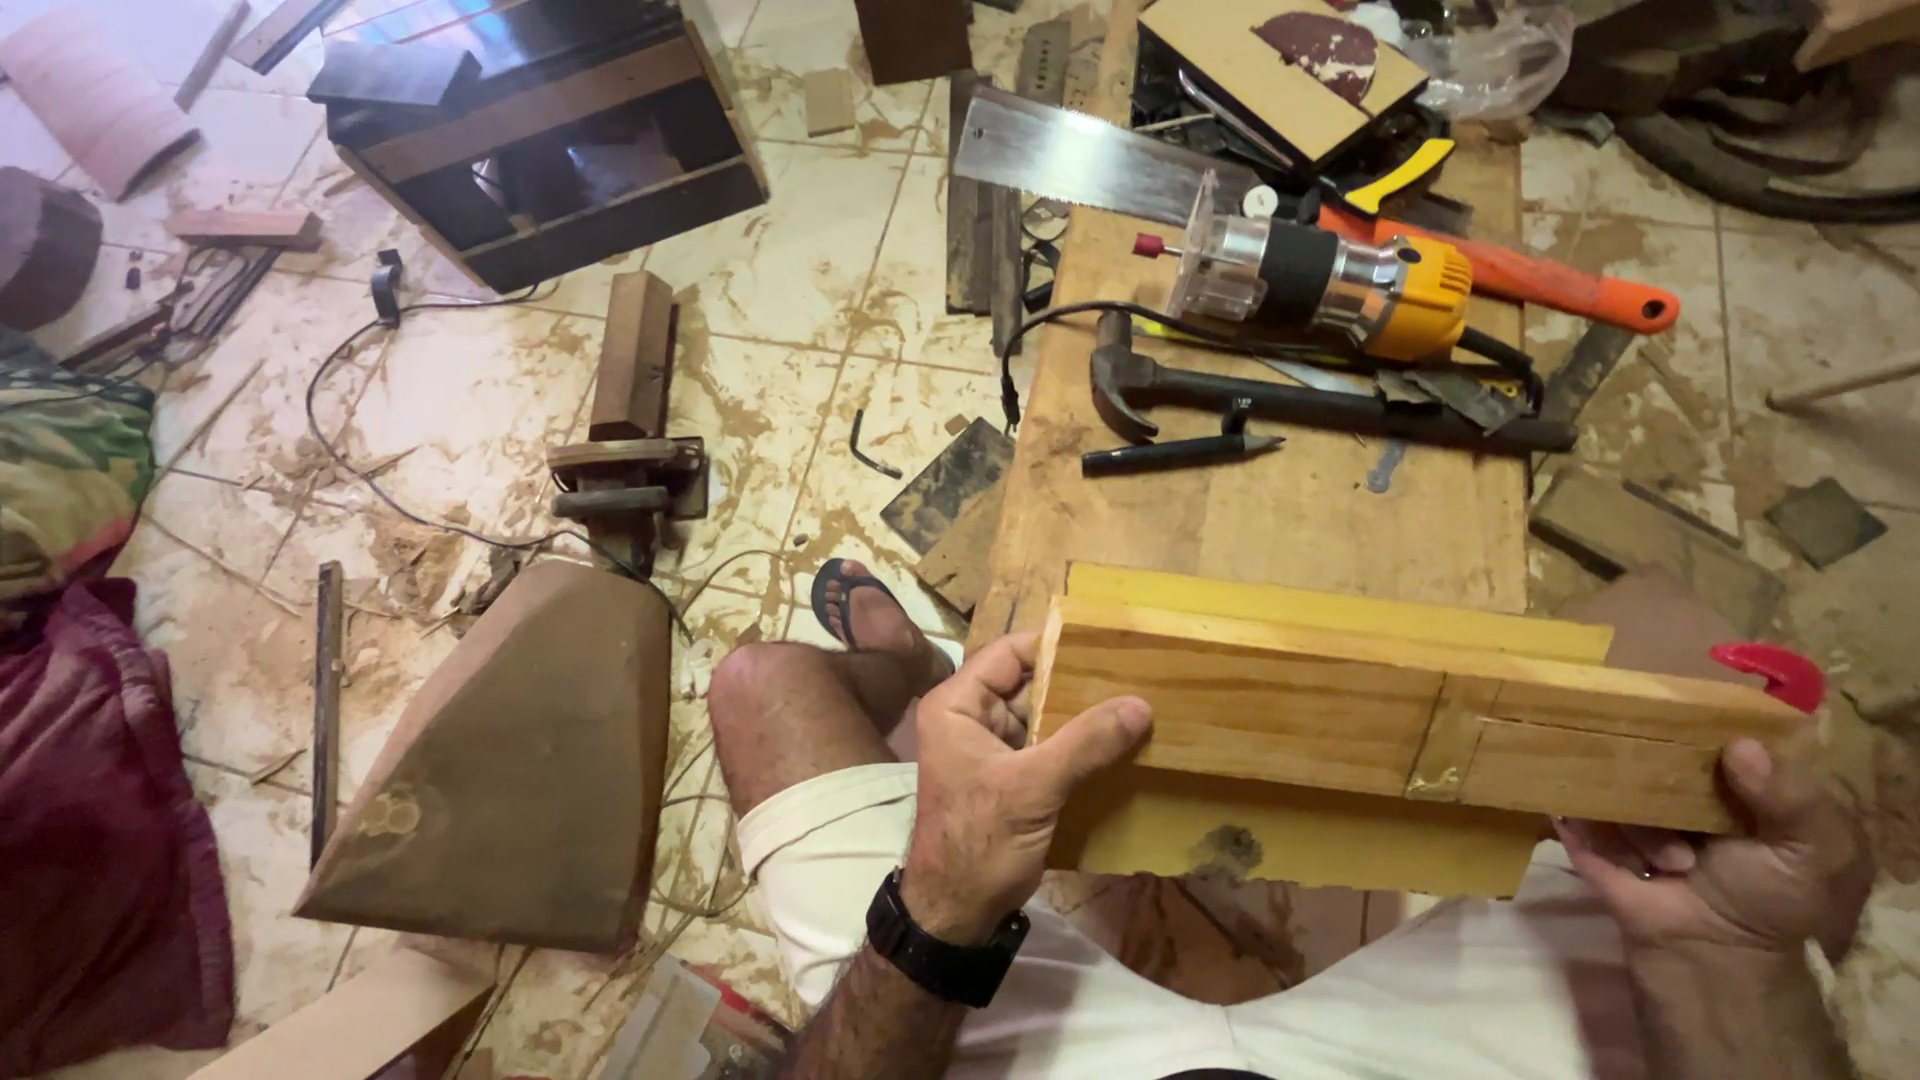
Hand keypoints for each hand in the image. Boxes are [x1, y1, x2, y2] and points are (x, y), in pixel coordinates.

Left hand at [898, 632, 1150, 943]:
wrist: (957, 913)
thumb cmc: (979, 842)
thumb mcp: (1032, 788)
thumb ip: (1084, 743)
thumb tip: (1140, 704)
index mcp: (957, 705)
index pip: (1007, 654)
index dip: (1052, 646)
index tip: (1104, 643)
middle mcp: (971, 716)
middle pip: (1029, 682)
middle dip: (1076, 681)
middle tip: (1131, 672)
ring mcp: (991, 746)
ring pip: (1042, 714)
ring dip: (1081, 714)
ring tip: (1135, 700)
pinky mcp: (1011, 775)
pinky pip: (1048, 745)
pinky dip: (1078, 743)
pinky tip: (1119, 740)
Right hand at [1556, 739, 1872, 959]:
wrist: (1708, 949)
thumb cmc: (1769, 899)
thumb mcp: (1812, 853)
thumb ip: (1792, 801)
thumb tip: (1739, 744)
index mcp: (1720, 778)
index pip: (1700, 734)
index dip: (1696, 729)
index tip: (1693, 735)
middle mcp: (1667, 784)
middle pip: (1642, 752)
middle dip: (1662, 788)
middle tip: (1692, 832)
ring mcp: (1621, 804)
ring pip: (1612, 790)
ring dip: (1644, 834)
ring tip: (1671, 866)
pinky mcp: (1584, 826)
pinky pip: (1574, 813)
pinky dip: (1603, 840)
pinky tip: (1634, 867)